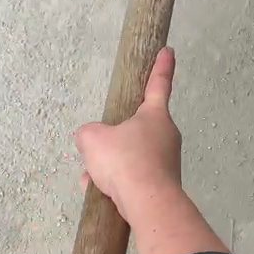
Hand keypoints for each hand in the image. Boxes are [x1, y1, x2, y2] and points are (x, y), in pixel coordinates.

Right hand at [72, 47, 182, 225]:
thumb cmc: (125, 161)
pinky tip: (99, 191)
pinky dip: (116, 182)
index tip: (168, 51)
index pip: (158, 84)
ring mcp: (166, 162)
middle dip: (114, 138)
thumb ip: (87, 133)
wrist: (147, 203)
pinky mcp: (162, 184)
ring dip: (110, 164)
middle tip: (97, 147)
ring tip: (92, 176)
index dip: (161, 66)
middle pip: (136, 129)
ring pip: (131, 156)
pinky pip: (134, 177)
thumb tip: (86, 137)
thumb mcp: (92, 139)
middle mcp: (166, 136)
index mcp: (155, 115)